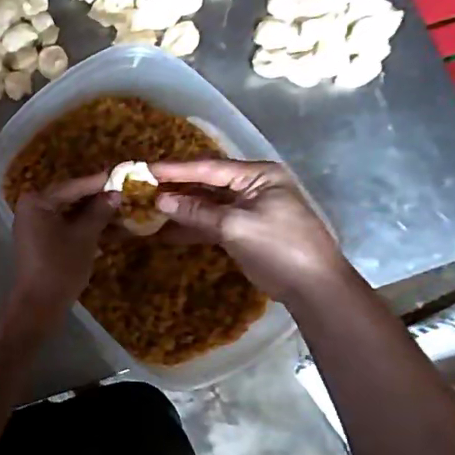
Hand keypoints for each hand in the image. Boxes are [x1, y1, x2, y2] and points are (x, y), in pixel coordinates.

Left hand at [9, 174, 116, 319]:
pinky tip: (106, 226)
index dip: (99, 182)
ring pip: (69, 212)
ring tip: (119, 209)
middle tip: (123, 191)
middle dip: (97, 198)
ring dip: (92, 213)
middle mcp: (31, 208)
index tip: (121, 175)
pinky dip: (82, 226)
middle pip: (70, 198)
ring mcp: (34, 225)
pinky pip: (64, 225)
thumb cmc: (61, 266)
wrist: (39, 304)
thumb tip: (115, 193)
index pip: (73, 186)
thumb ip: (99, 211)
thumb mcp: (85, 236)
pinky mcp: (39, 240)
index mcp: (37, 201)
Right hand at [151, 159, 352, 305]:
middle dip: (175, 188)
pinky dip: (192, 228)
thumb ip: (197, 212)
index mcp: (258, 175)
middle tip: (141, 188)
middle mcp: (253, 187)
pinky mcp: (244, 232)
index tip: (144, 169)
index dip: (175, 169)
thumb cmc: (279, 247)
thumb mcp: (235, 226)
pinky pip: (212, 224)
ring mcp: (249, 210)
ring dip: (180, 209)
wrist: (313, 286)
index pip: (209, 167)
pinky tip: (166, 233)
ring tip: (146, 210)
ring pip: (207, 205)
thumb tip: (161, 201)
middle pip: (207, 183)